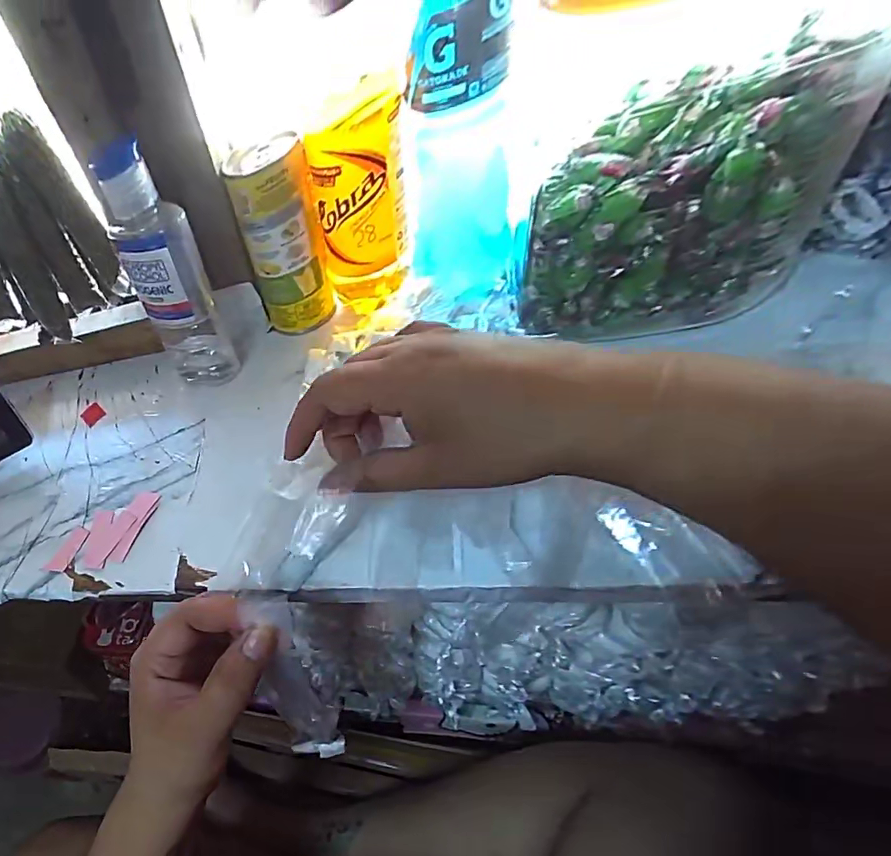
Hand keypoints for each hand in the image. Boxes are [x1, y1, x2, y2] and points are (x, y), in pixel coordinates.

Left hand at [126, 595, 274, 813]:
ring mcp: (183, 665)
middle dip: (237, 618)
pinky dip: (246, 652)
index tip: (263, 617)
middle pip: (201, 619)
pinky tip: (269, 655)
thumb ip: (234, 677)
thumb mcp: (207, 723)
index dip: (223, 610)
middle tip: (278, 623)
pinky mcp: (201, 679)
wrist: (168, 803)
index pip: (186, 616)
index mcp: (152, 657)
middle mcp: (165, 653)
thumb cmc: (177, 765)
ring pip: (216, 634)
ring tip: (280, 636)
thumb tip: (265, 632)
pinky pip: (224, 653)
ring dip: (244, 633)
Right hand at [284, 322, 652, 491]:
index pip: (324, 391)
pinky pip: (402, 352)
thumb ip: (373, 474)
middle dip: (335, 420)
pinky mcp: (461, 338)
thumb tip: (329, 484)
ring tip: (383, 437)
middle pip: (346, 376)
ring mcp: (438, 336)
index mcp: (395, 375)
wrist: (594, 404)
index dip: (301, 424)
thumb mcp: (432, 467)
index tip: (296, 458)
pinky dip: (388, 382)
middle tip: (354, 458)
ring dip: (362, 402)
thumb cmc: (508, 441)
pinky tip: (409, 405)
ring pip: (373, 364)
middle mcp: (409, 345)